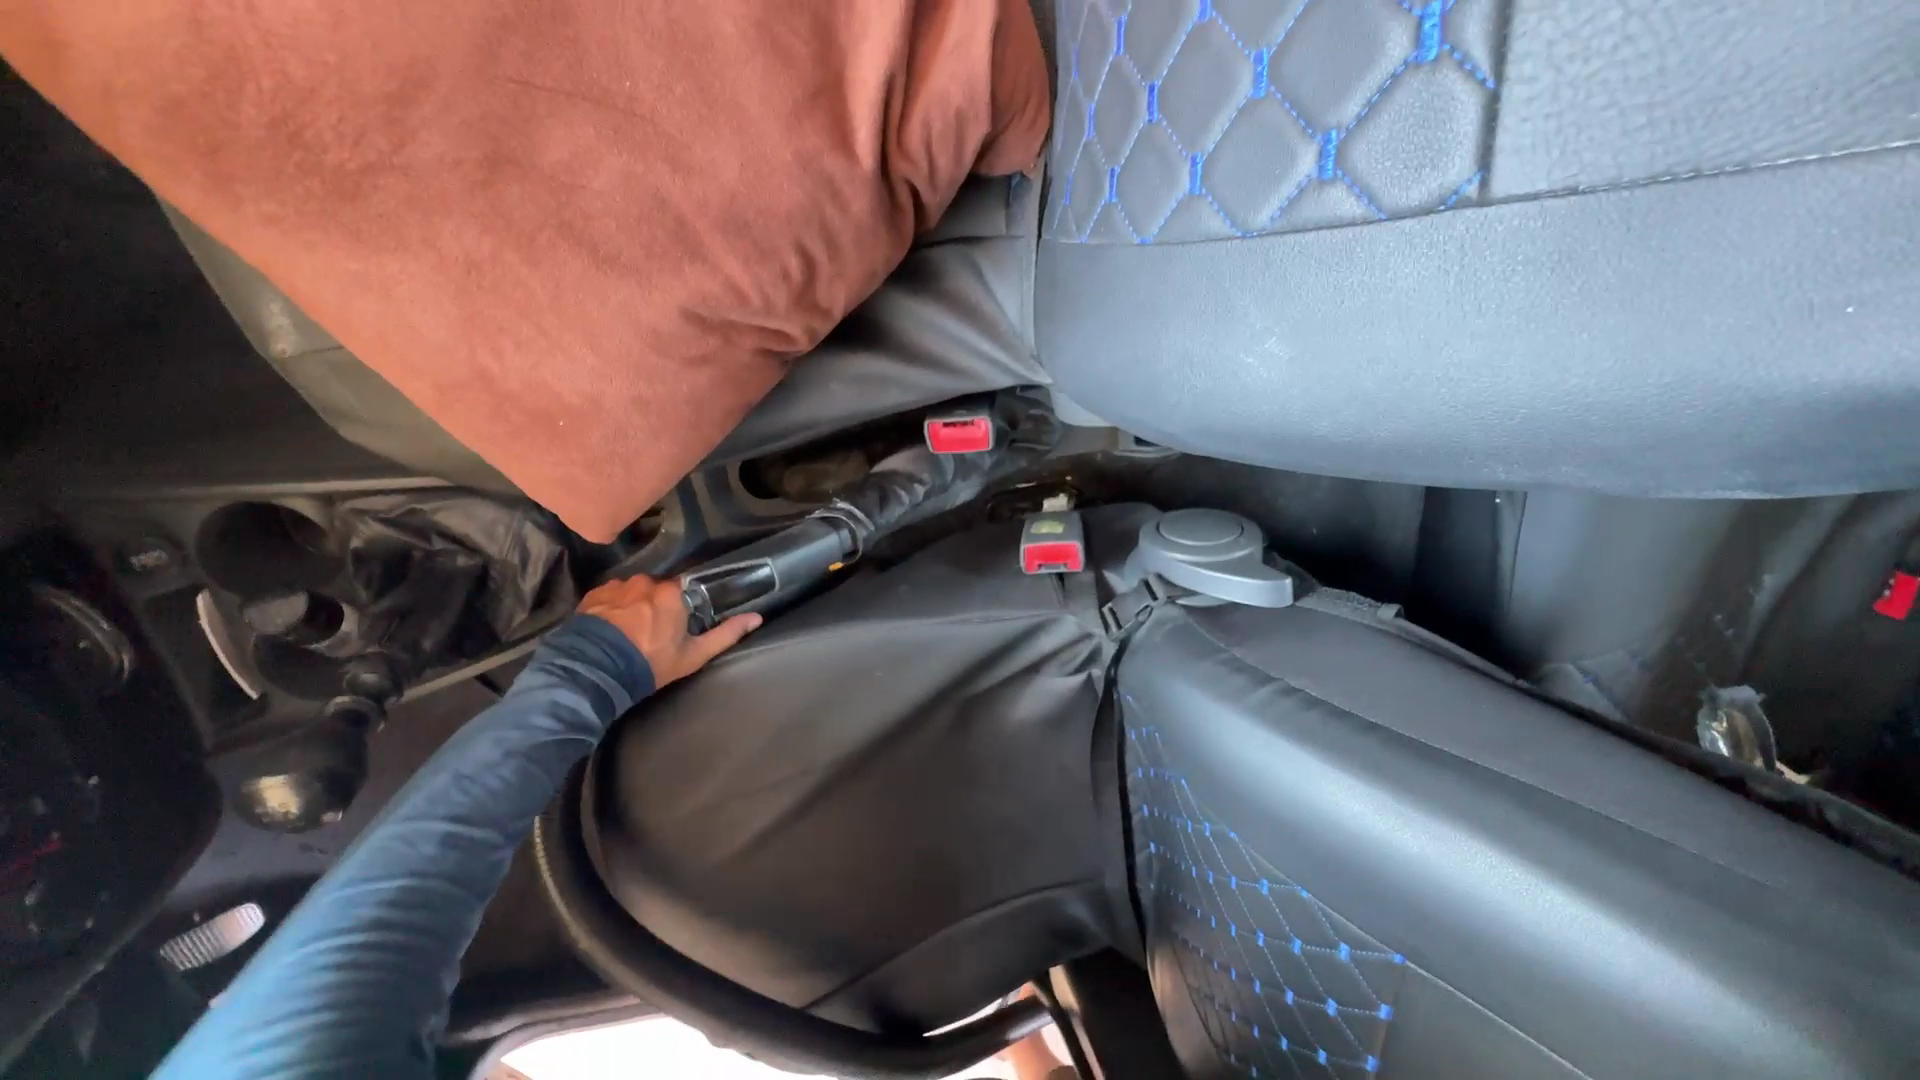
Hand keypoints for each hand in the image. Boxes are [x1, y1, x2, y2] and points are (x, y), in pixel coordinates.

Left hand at [577, 575, 760, 688]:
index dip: (679, 609)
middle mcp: (644, 581)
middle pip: (655, 591)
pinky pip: (609, 597)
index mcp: (671, 592)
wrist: (595, 672)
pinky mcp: (592, 595)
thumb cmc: (651, 663)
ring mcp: (616, 586)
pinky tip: (608, 630)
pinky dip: (611, 609)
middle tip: (650, 633)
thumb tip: (757, 617)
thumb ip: (726, 634)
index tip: (675, 626)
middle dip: (654, 607)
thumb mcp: (694, 654)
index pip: (681, 591)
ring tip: (626, 633)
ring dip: (631, 607)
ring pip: (631, 592)